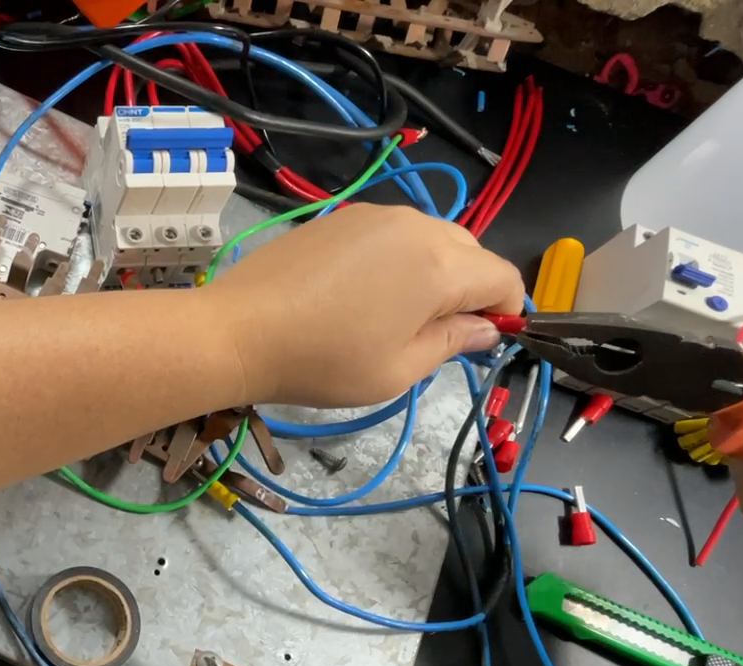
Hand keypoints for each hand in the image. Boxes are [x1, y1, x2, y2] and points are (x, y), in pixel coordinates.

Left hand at [203, 203, 525, 406]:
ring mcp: (371, 216)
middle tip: (435, 333)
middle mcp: (414, 227)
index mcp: (440, 266)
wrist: (237, 332)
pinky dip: (391, 260)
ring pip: (427, 238)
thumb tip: (486, 328)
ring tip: (392, 315)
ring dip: (429, 272)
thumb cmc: (318, 363)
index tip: (488, 337)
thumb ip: (449, 345)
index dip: (506, 309)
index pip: (502, 277)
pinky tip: (357, 294)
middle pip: (468, 252)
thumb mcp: (393, 372)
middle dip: (467, 289)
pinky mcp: (336, 219)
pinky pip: (386, 235)